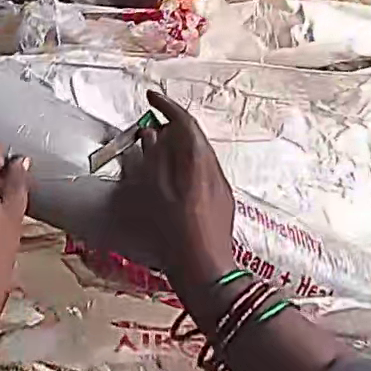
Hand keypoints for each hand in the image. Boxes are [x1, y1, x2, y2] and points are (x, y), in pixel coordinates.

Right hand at [120, 90, 236, 290]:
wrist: (206, 273)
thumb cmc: (175, 231)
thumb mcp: (155, 191)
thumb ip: (154, 158)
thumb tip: (152, 134)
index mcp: (197, 162)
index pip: (184, 122)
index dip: (167, 106)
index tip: (150, 97)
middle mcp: (213, 169)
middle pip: (193, 136)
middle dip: (171, 124)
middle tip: (148, 123)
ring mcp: (220, 186)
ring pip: (198, 153)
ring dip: (177, 144)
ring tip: (154, 148)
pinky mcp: (222, 202)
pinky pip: (201, 170)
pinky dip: (184, 162)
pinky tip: (170, 176)